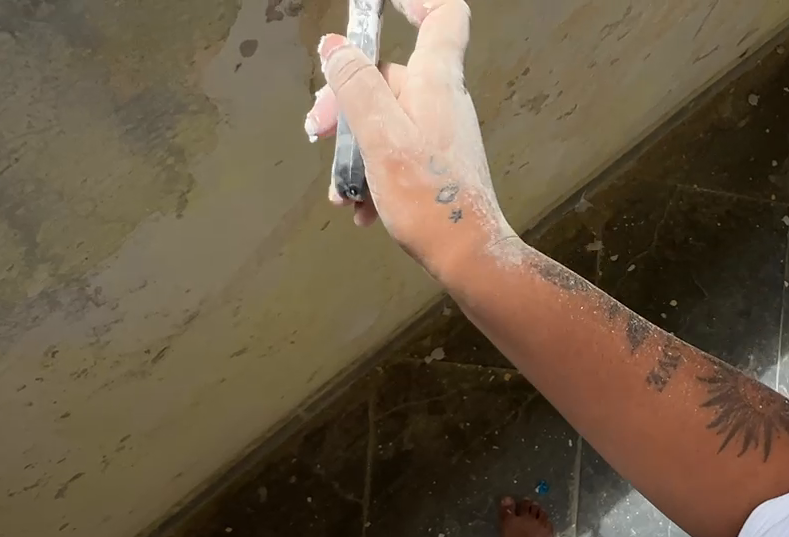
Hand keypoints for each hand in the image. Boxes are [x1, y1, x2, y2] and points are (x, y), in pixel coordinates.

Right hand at [306, 0, 513, 279]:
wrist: (469, 259)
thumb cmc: (433, 204)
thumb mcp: (381, 138)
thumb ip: (355, 86)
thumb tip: (335, 47)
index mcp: (436, 84)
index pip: (442, 17)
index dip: (415, 2)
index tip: (384, 5)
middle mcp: (443, 105)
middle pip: (389, 79)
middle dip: (346, 102)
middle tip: (320, 132)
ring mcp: (442, 139)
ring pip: (387, 125)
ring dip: (355, 151)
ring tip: (341, 188)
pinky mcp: (439, 171)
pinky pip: (398, 158)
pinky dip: (374, 176)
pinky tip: (361, 207)